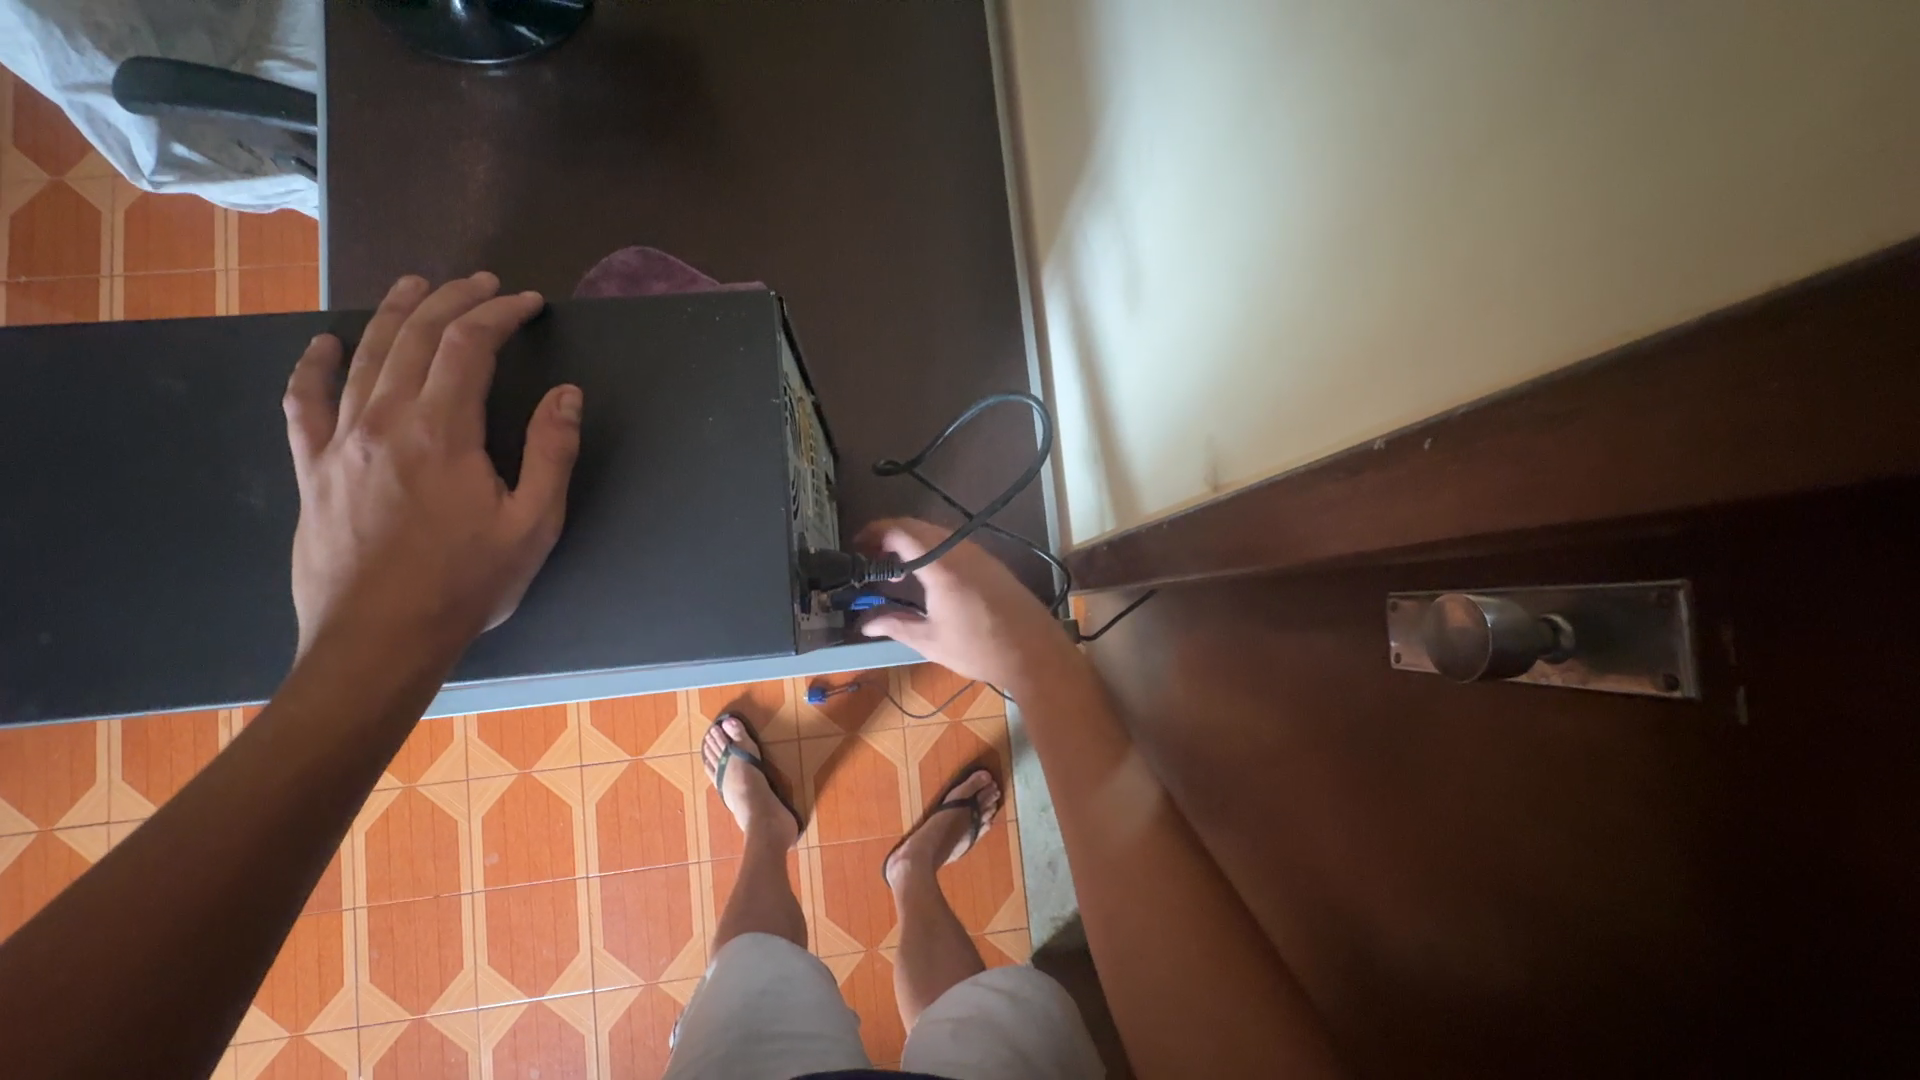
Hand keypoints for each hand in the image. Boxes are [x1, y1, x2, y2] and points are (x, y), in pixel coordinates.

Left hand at [283, 273, 581, 658]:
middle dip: (453, 300)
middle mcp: (383, 420)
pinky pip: (305, 401)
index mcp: (441, 432)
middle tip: (484, 284)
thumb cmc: (466, 585)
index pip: (468, 345)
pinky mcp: (314, 467)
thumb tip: (566, 395)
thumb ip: (552, 454)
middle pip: (415, 337)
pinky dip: (316, 365)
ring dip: (395, 313)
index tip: (529, 303)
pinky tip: (326, 344)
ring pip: (364, 356)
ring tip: (418, 285)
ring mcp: (339, 440)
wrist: (378, 639)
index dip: (500, 314)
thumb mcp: (533, 525)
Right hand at [854, 518, 1075, 688]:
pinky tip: (928, 575)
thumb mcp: (931, 640)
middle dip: (890, 536)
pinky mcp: (992, 562)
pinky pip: (955, 543)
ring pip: (937, 533)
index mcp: (941, 566)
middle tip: (871, 558)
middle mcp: (960, 550)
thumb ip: (895, 625)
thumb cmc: (980, 649)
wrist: (1035, 652)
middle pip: (917, 527)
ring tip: (896, 570)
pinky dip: (933, 549)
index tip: (857, 546)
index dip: (874, 532)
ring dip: (912, 542)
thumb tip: (864, 623)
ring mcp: (979, 553)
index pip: (900, 531)